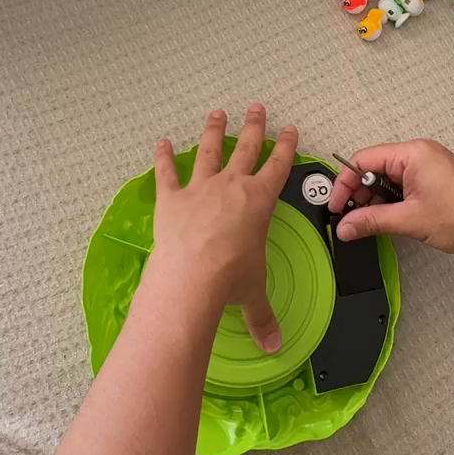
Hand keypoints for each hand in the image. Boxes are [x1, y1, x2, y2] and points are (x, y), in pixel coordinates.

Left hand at [150, 107, 296, 353]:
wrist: (193, 275)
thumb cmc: (232, 278)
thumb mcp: (253, 294)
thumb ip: (264, 317)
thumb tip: (276, 347)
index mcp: (260, 201)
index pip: (279, 166)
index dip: (287, 146)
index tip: (291, 129)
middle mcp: (233, 186)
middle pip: (247, 148)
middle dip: (254, 127)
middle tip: (257, 107)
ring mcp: (201, 188)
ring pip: (210, 151)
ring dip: (214, 131)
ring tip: (217, 113)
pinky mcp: (172, 197)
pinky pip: (167, 172)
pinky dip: (164, 157)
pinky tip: (162, 142)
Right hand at [328, 139, 453, 256]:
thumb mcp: (411, 221)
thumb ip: (372, 221)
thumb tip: (345, 226)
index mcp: (412, 153)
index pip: (363, 160)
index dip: (345, 184)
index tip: (337, 206)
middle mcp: (419, 153)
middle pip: (373, 167)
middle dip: (361, 194)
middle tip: (354, 218)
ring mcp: (428, 165)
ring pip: (387, 178)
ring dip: (378, 199)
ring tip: (378, 221)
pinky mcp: (434, 178)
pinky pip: (403, 183)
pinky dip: (393, 200)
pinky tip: (395, 218)